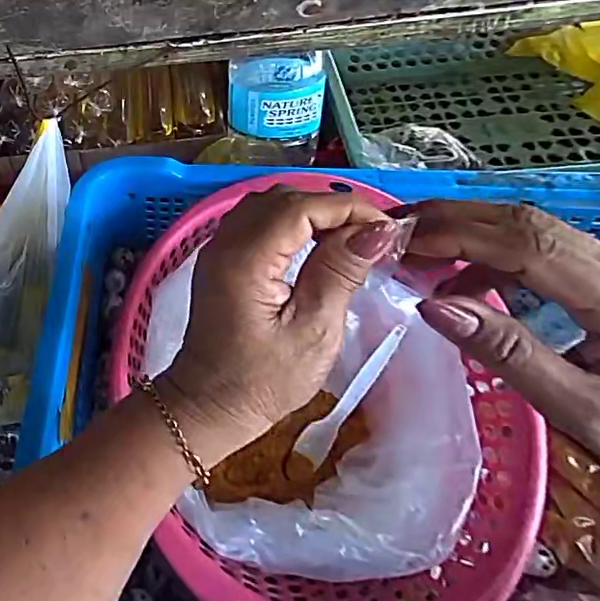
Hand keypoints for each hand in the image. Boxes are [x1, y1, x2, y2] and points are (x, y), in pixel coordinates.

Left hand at [159, 188, 397, 464]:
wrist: (209, 401)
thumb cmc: (262, 379)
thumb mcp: (314, 331)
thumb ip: (339, 272)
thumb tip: (376, 230)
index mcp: (244, 259)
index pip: (297, 208)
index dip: (347, 207)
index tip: (390, 227)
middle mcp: (223, 243)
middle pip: (280, 199)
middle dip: (332, 206)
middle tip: (376, 234)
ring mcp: (216, 247)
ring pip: (266, 205)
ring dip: (310, 210)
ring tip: (353, 237)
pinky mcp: (219, 258)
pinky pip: (254, 220)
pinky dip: (289, 221)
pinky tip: (317, 242)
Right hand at [405, 200, 599, 522]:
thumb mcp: (593, 418)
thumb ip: (512, 358)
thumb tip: (433, 307)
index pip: (532, 245)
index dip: (458, 235)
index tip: (401, 243)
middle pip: (530, 221)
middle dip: (453, 220)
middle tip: (394, 234)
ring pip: (534, 228)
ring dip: (467, 231)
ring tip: (417, 253)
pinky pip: (544, 249)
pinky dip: (490, 254)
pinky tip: (463, 279)